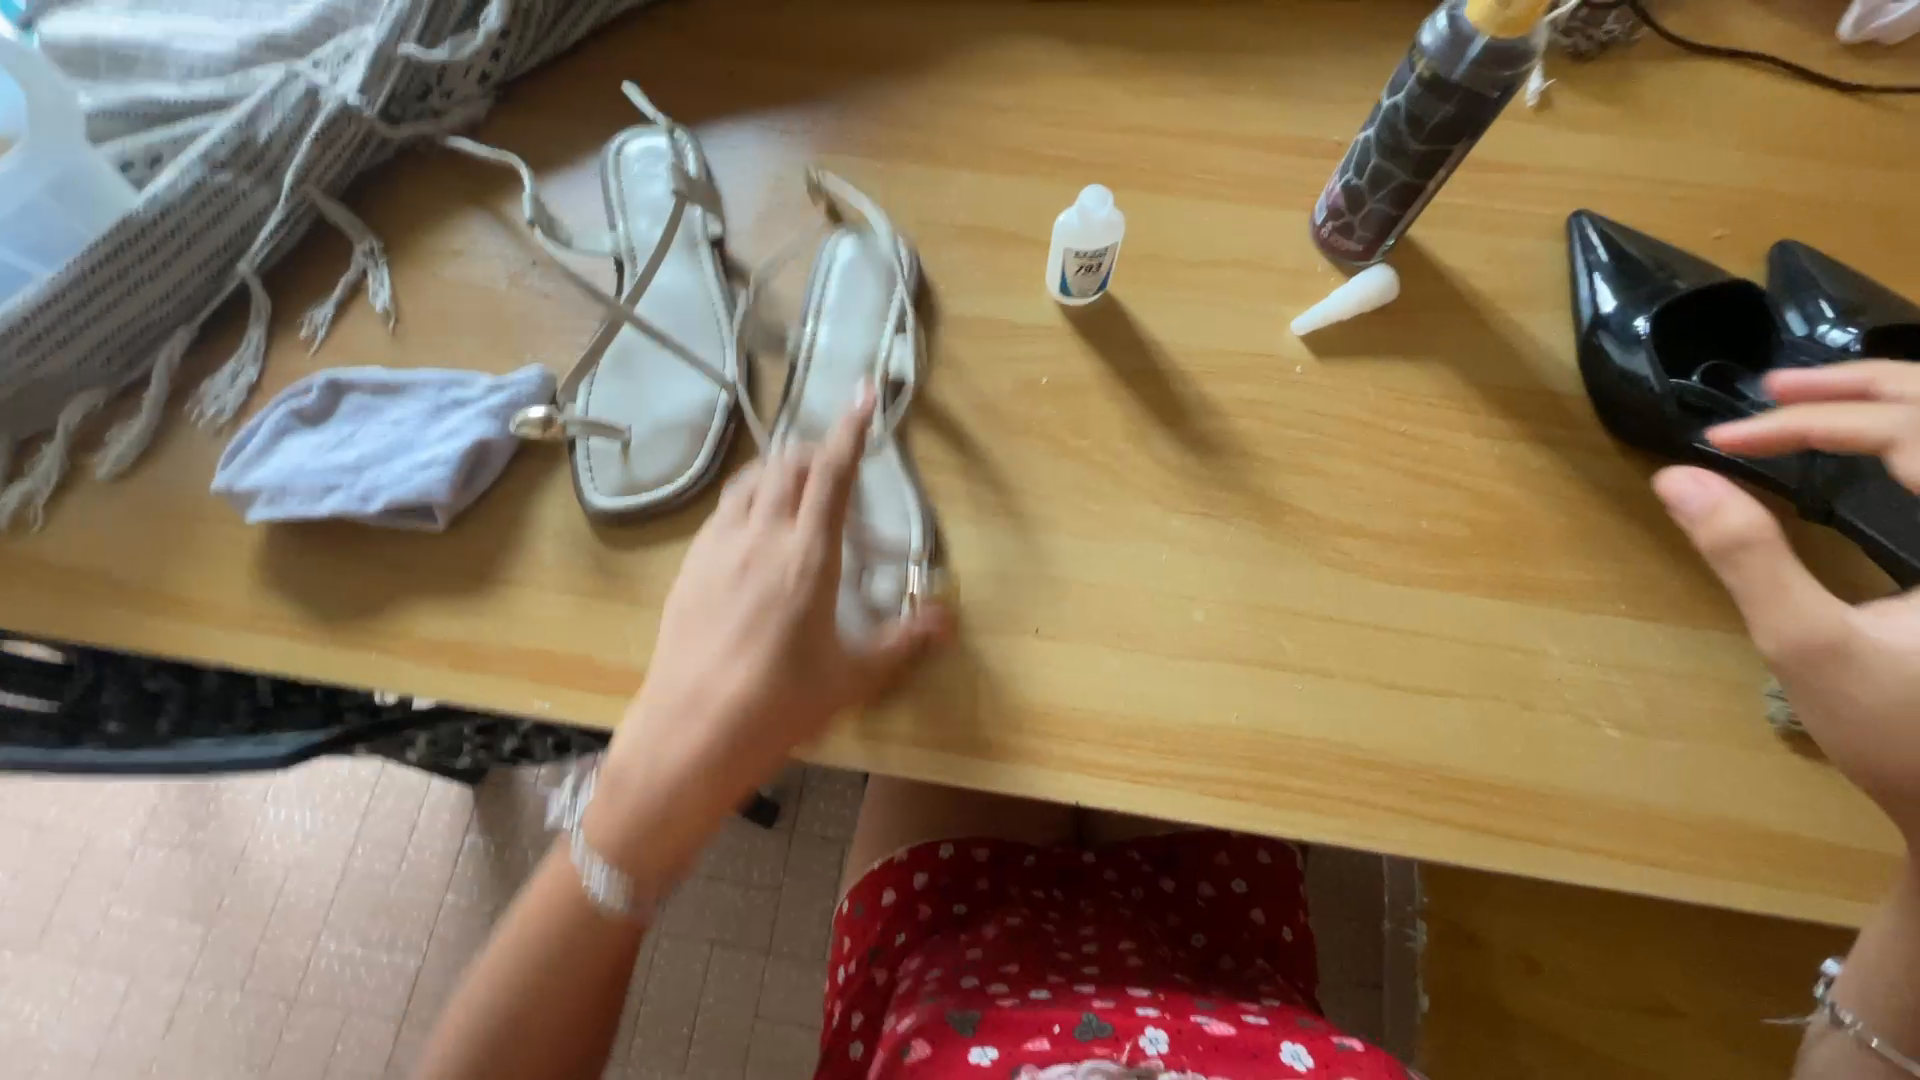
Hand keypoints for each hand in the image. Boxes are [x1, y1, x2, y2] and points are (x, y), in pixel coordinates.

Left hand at [589, 386, 952, 873]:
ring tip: (800, 486)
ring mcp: (718, 547)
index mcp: (807, 554)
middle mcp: (760, 536)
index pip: (831, 473)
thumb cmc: (779, 704)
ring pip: (751, 481)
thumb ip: (903, 641)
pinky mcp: (691, 566)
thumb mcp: (853, 677)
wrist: (690, 732)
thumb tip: (949, 619)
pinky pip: (724, 510)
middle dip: (818, 450)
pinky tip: (756, 531)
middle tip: (841, 463)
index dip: (850, 429)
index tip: (863, 395)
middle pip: (788, 465)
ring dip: (780, 469)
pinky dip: (749, 499)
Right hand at [1652, 360, 1919, 844]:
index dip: (1811, 421)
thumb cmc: (1894, 728)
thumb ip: (1744, 554)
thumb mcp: (1806, 642)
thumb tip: (1678, 479)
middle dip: (1858, 386)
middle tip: (1771, 386)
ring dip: (1887, 403)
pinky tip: (1867, 447)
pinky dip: (1906, 442)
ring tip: (1806, 398)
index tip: (1721, 440)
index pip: (1909, 433)